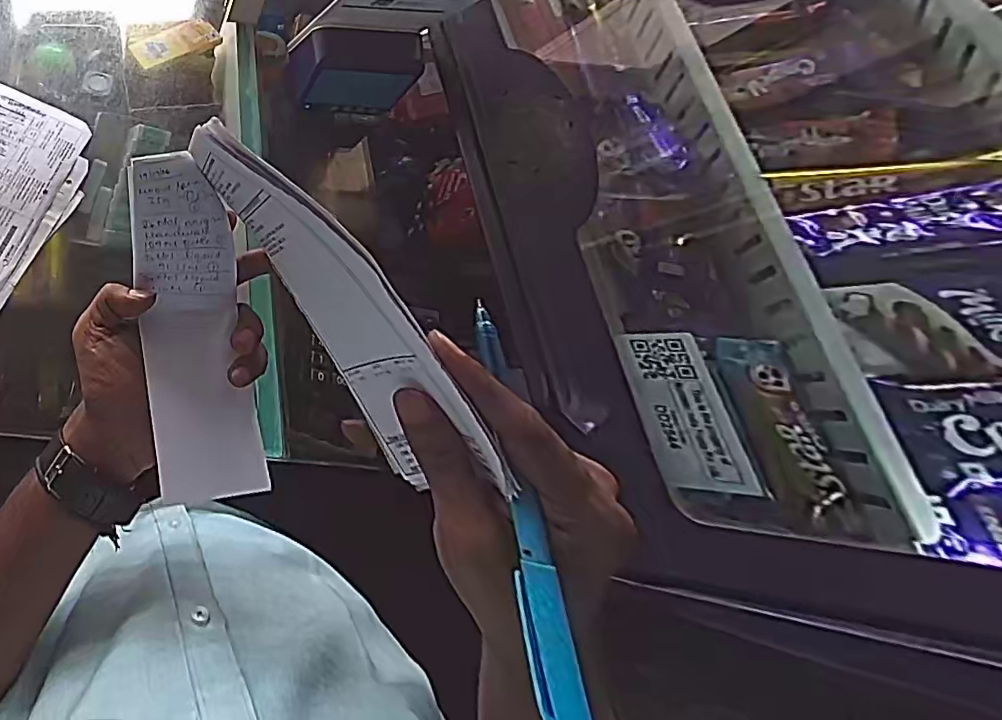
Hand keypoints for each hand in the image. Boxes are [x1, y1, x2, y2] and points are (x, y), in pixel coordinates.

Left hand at [63, 250, 271, 483]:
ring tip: (235, 342)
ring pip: (244, 322)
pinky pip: (249, 363)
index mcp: (160, 304)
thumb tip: (145, 292)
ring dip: (249, 325)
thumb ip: (110, 302)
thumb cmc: (101, 382)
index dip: (204, 243)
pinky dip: (250, 364)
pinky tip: (232, 374)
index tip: (223, 223)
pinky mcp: (219, 377)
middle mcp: (187, 320)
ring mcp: (206, 348)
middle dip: (249, 267)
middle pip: (226, 286)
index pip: (184, 265)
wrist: (115, 438)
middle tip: (260, 262)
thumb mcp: (91, 332)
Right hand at [393, 330, 634, 636]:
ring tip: (411, 401)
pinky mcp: (551, 481)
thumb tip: (419, 406)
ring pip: (504, 430)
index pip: (527, 429)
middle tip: (413, 367)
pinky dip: (465, 435)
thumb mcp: (466, 538)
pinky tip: (432, 430)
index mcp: (586, 512)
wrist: (533, 649)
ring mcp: (574, 484)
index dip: (479, 384)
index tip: (442, 352)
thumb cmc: (512, 610)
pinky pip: (503, 443)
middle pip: (514, 424)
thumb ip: (444, 465)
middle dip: (457, 394)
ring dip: (455, 415)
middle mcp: (591, 490)